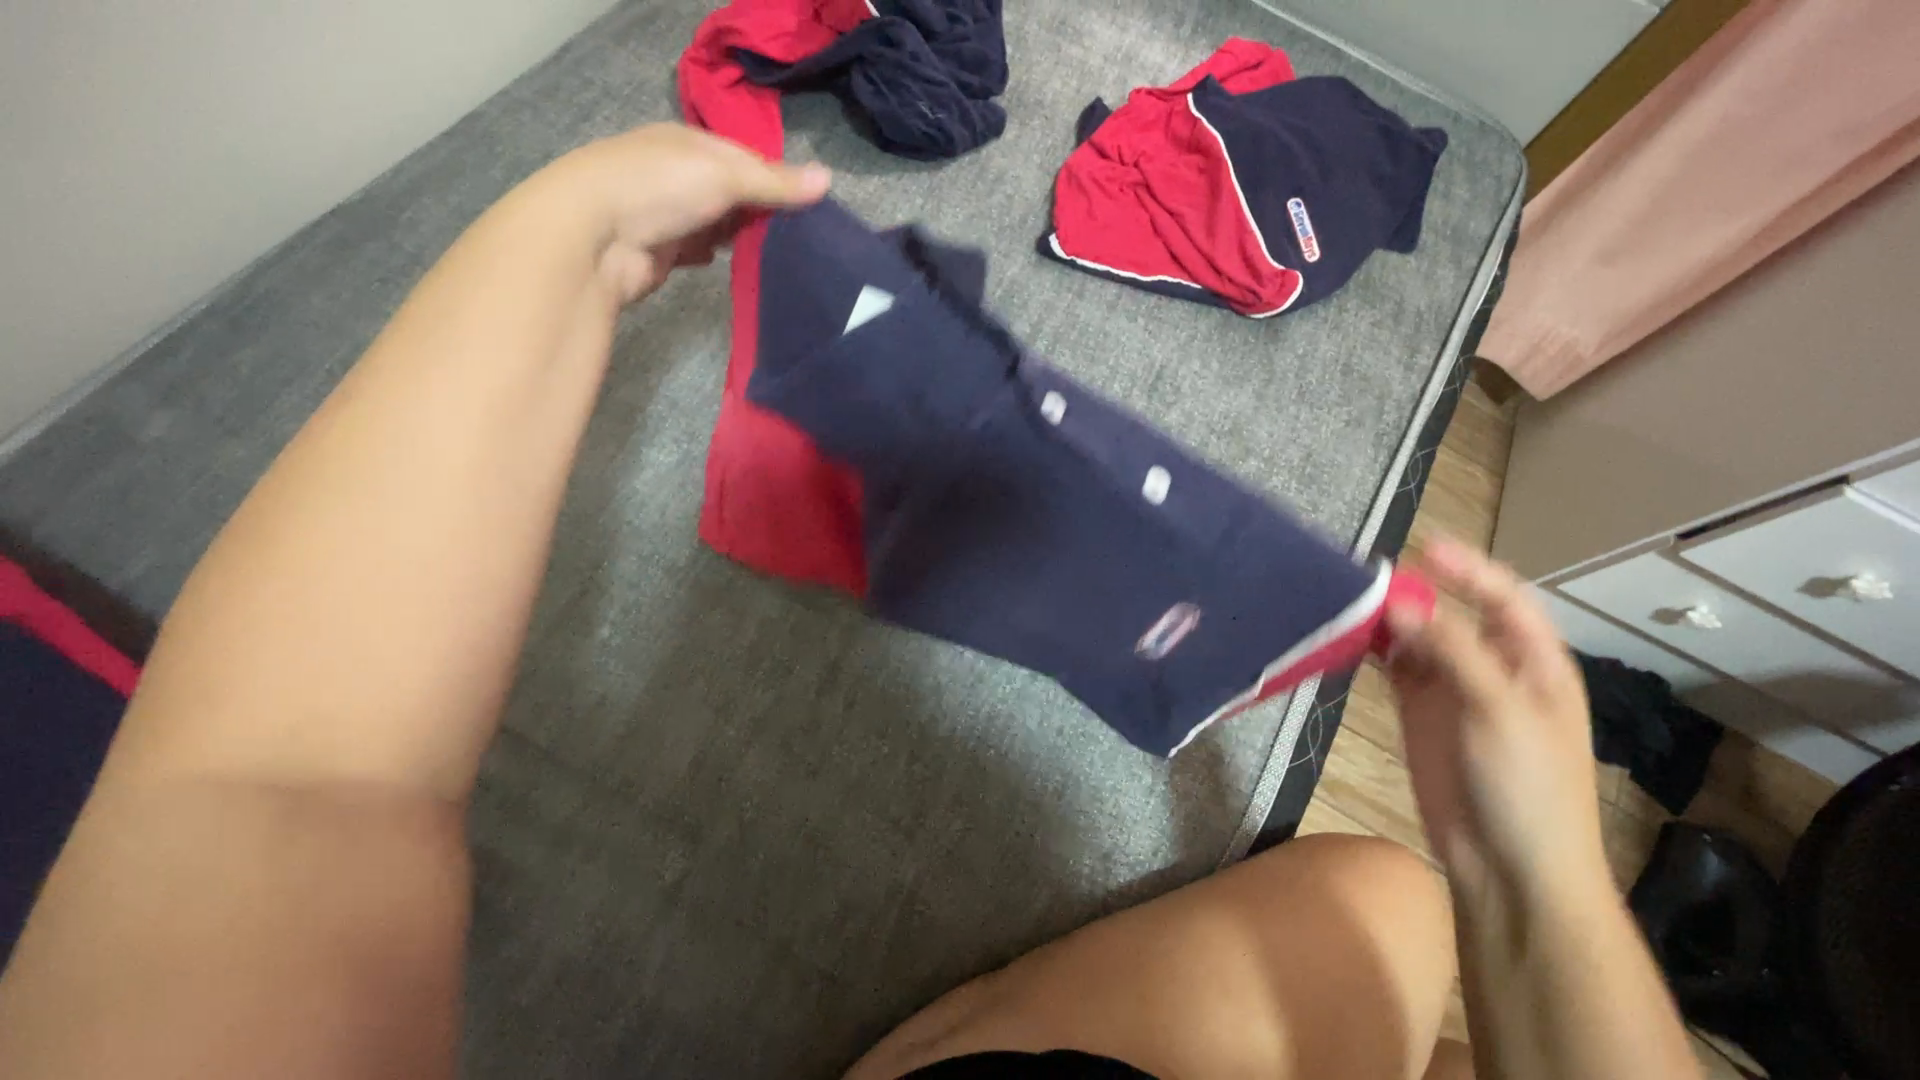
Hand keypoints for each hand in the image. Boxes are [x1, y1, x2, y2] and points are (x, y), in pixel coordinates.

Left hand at [546, 123, 831, 302]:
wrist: (593, 237)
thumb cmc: (658, 188)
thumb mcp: (725, 176)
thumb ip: (775, 182)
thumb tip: (827, 179)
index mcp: (686, 141)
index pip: (744, 157)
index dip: (775, 179)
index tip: (807, 206)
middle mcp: (675, 172)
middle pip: (731, 191)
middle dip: (760, 210)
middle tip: (799, 236)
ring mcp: (665, 212)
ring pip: (716, 223)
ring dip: (739, 236)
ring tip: (777, 254)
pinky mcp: (660, 251)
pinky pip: (698, 251)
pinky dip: (715, 256)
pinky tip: (737, 266)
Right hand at [1382, 538, 1607, 900]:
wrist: (1507, 865)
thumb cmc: (1528, 785)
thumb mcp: (1501, 711)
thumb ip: (1453, 652)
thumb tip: (1398, 604)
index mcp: (1533, 662)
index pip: (1503, 599)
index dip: (1468, 571)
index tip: (1424, 547)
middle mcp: (1492, 667)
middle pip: (1453, 613)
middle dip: (1417, 592)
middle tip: (1369, 576)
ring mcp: (1452, 690)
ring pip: (1418, 638)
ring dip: (1388, 620)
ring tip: (1349, 601)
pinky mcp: (1419, 712)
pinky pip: (1395, 668)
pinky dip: (1374, 651)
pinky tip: (1348, 637)